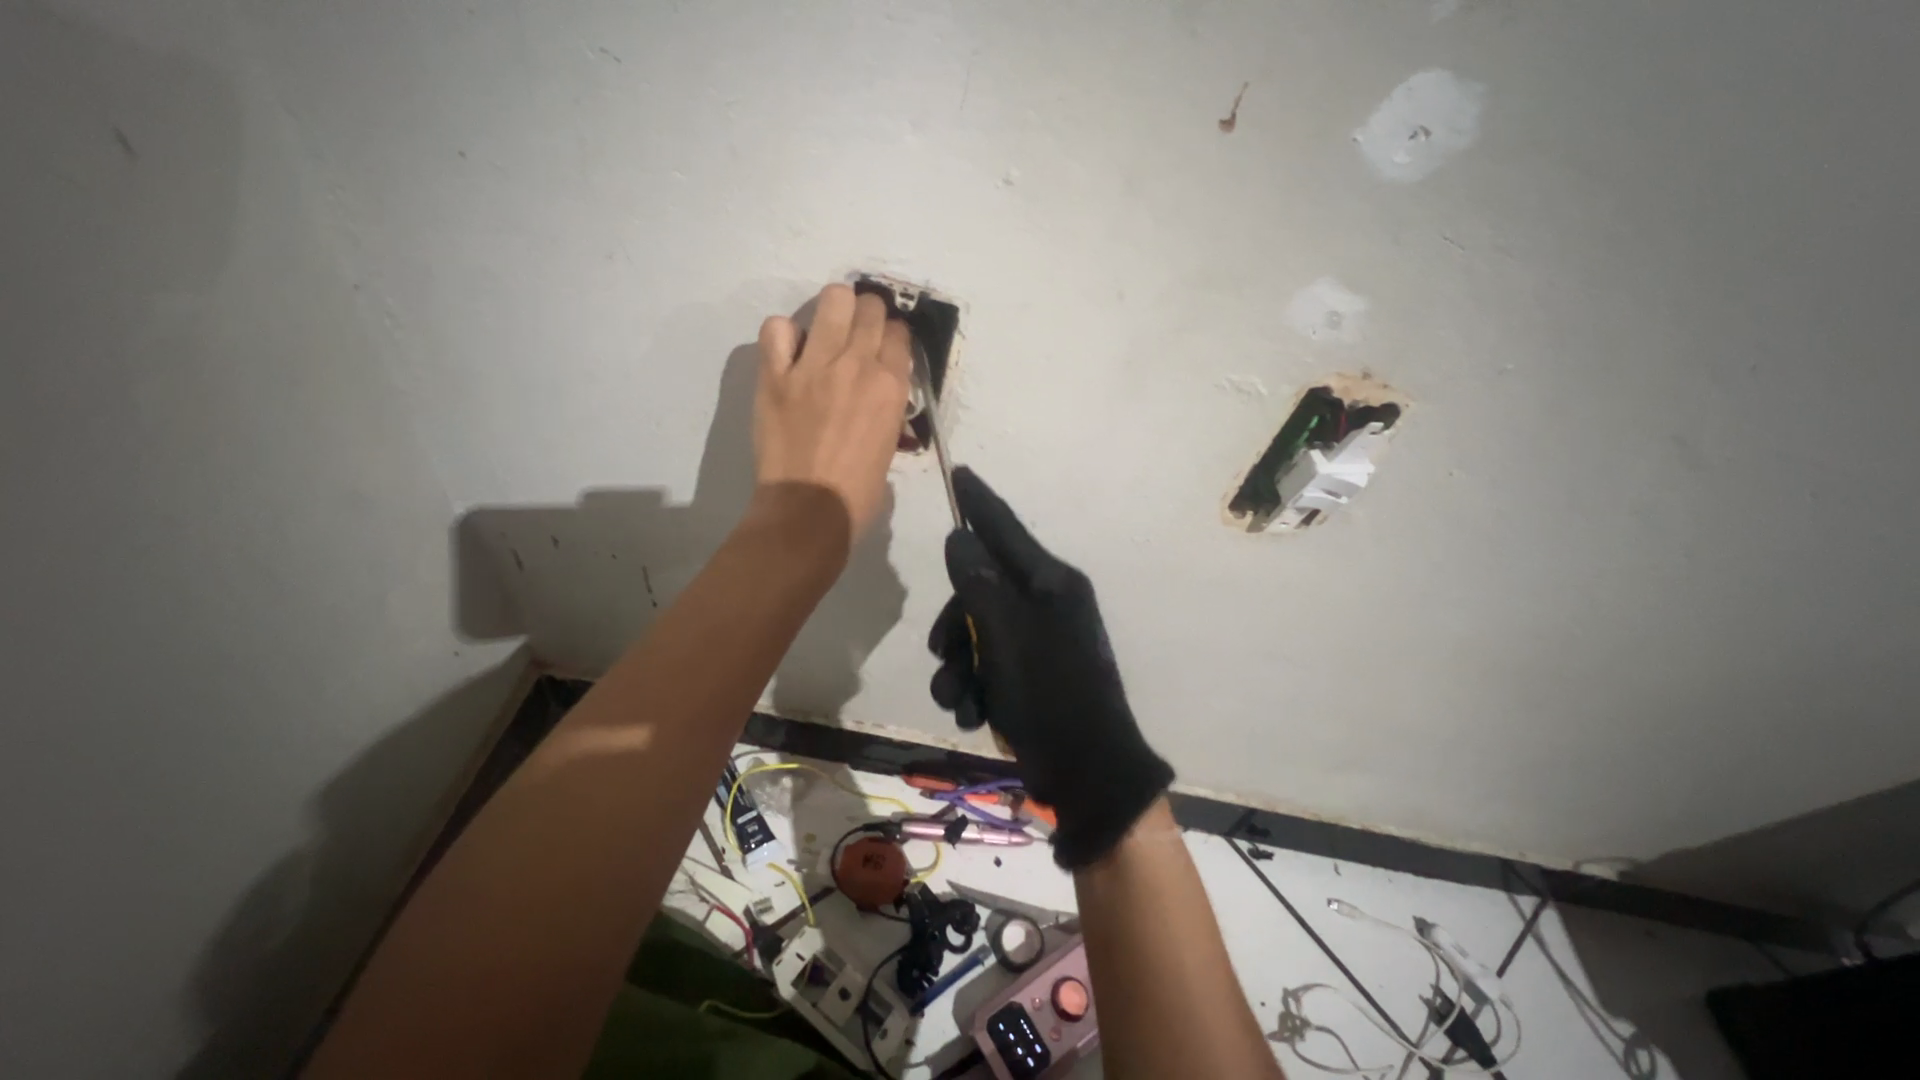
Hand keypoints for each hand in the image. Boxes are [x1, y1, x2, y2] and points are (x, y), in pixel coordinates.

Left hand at [752, 284, 911, 542]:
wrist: (808, 511)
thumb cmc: (857, 494)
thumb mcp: (889, 445)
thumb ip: (886, 409)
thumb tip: (877, 397)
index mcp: (891, 387)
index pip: (899, 332)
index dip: (891, 336)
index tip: (883, 346)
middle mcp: (857, 365)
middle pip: (869, 306)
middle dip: (866, 314)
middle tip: (856, 334)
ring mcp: (813, 366)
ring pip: (831, 301)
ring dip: (833, 310)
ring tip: (826, 330)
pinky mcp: (775, 375)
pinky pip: (777, 328)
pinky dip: (784, 335)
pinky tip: (789, 352)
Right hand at [927, 468, 1174, 867]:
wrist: (1086, 772)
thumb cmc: (1050, 695)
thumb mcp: (1006, 634)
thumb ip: (978, 582)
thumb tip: (961, 536)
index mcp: (1051, 584)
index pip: (1005, 530)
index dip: (978, 502)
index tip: (959, 472)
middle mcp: (1047, 605)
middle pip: (979, 590)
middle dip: (953, 626)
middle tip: (943, 654)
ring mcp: (1041, 644)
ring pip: (976, 635)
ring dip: (958, 668)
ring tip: (961, 700)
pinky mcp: (1032, 679)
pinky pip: (987, 668)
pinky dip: (974, 690)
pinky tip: (975, 715)